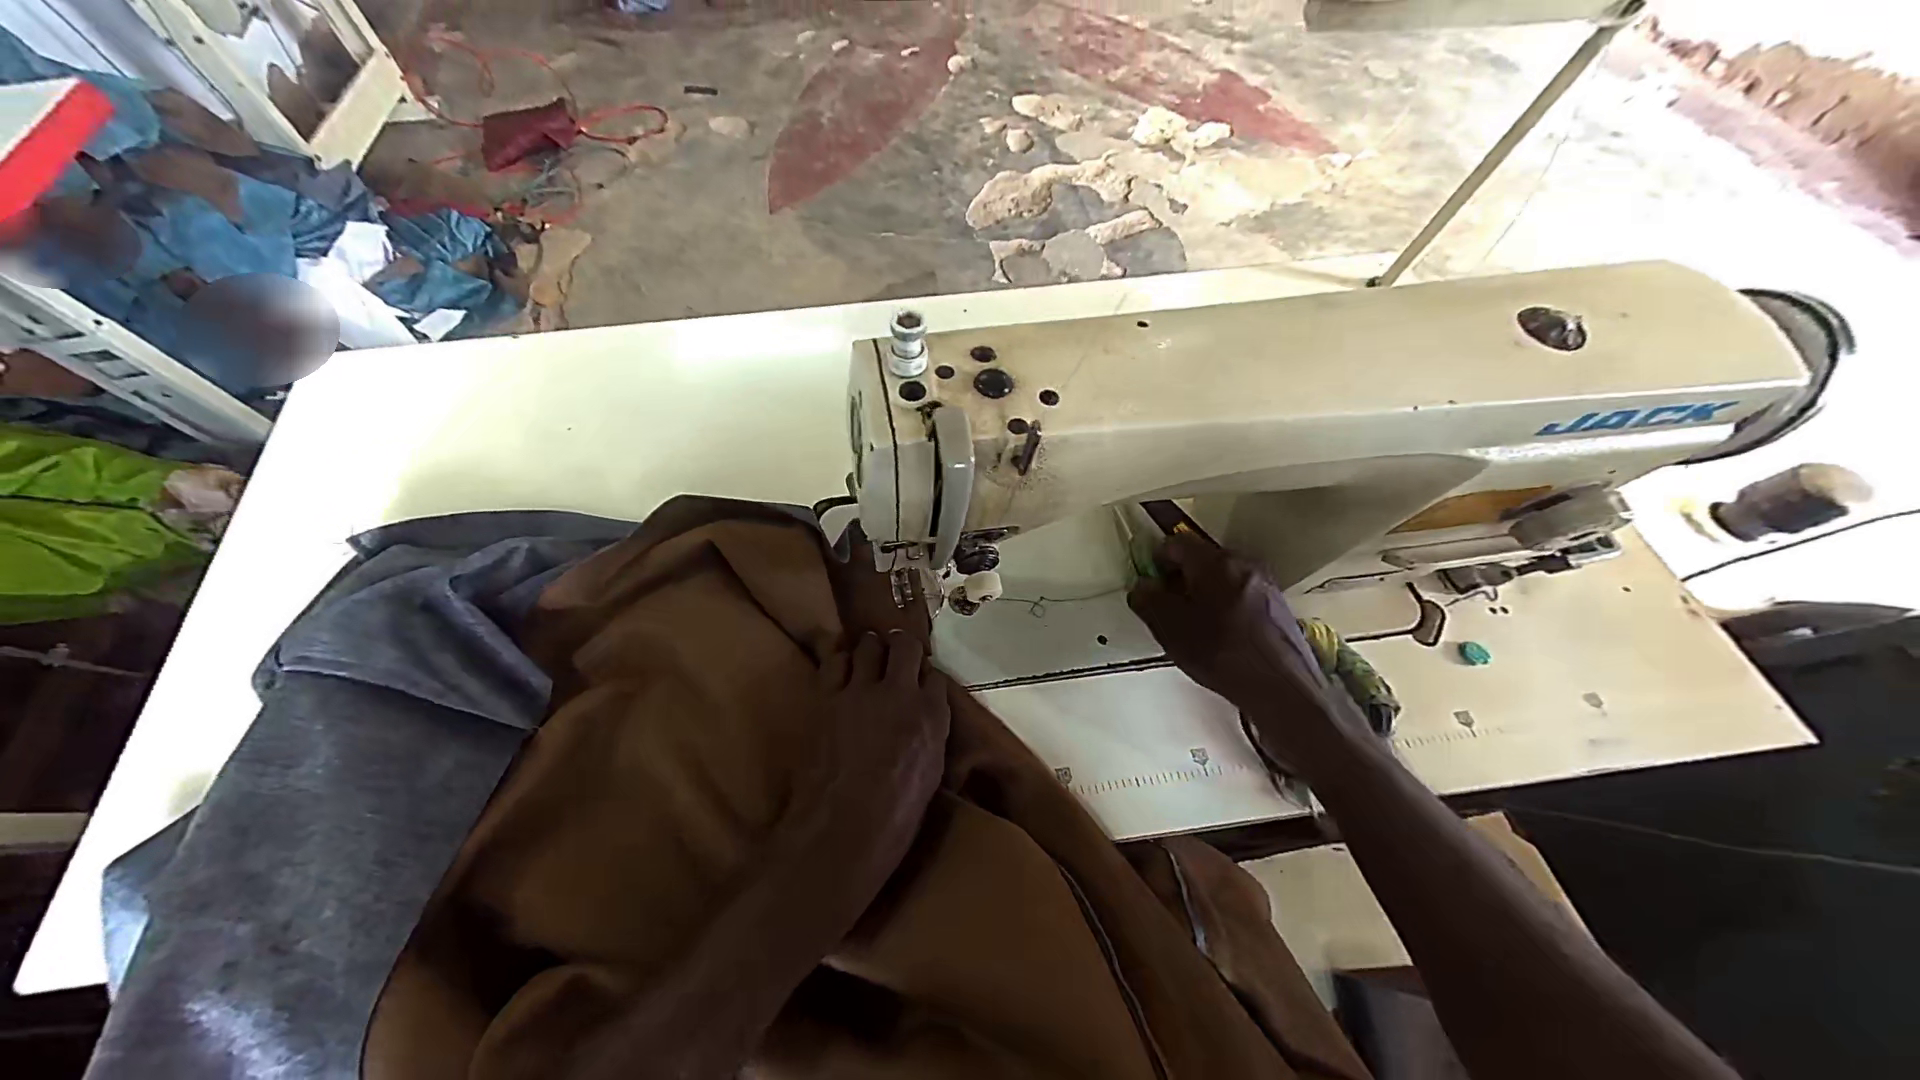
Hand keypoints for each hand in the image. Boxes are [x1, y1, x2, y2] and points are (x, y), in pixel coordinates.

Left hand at [803, 631, 951, 897]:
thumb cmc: (896, 816)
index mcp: (931, 714)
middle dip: (901, 645)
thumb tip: (924, 720)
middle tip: (896, 650)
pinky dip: (840, 659)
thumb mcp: (931, 773)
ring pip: (867, 646)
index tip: (921, 682)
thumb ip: (929, 735)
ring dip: (870, 648)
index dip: (927, 677)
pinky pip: (834, 661)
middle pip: (904, 647)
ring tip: (868, 652)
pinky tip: (841, 665)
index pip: (935, 677)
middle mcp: (899, 692)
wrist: (841, 828)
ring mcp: (860, 690)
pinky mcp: (827, 696)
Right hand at [1127, 534, 1367, 761]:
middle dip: (1180, 579)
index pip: (1175, 542)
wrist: (1281, 688)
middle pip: (1201, 559)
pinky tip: (1222, 638)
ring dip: (1203, 594)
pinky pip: (1240, 595)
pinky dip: (1225, 607)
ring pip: (1221, 578)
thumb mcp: (1170, 628)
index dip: (1156, 561)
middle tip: (1168, 609)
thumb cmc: (1220, 653)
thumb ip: (1148, 600)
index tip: (1150, 587)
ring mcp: (1265, 584)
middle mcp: (1243, 563)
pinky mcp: (1278, 606)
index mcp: (1214, 561)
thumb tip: (1143, 585)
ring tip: (1194, 628)